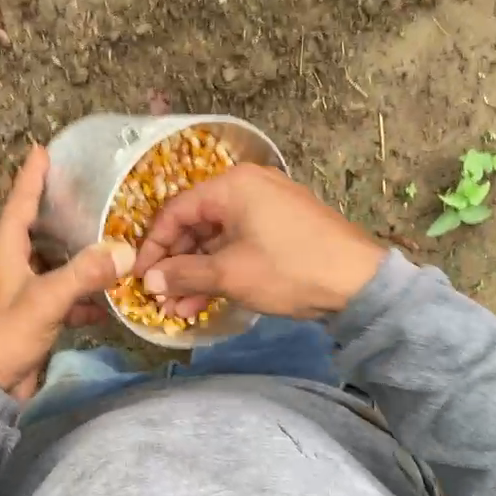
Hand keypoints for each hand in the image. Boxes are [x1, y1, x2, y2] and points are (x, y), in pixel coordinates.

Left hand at [0, 147, 133, 397]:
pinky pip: (62, 297)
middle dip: (63, 213)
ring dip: (80, 258)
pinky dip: (83, 297)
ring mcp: (22, 293)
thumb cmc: (6, 336)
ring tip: (112, 243)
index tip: (43, 149)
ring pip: (55, 265)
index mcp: (5, 251)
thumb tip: (124, 251)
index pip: (20, 203)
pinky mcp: (33, 318)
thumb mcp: (46, 300)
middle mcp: (12, 265)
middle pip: (39, 230)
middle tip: (92, 193)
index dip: (33, 176)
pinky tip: (108, 302)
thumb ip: (84, 274)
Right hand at [132, 164, 383, 319]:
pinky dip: (219, 271)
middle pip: (195, 225)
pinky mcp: (280, 230)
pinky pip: (237, 246)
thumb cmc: (288, 269)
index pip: (176, 211)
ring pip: (216, 240)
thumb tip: (148, 280)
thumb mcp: (229, 273)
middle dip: (174, 265)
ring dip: (195, 275)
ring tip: (177, 309)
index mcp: (232, 186)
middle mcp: (248, 188)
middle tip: (158, 298)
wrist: (357, 283)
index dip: (153, 246)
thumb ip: (183, 275)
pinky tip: (203, 301)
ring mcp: (266, 208)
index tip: (138, 277)